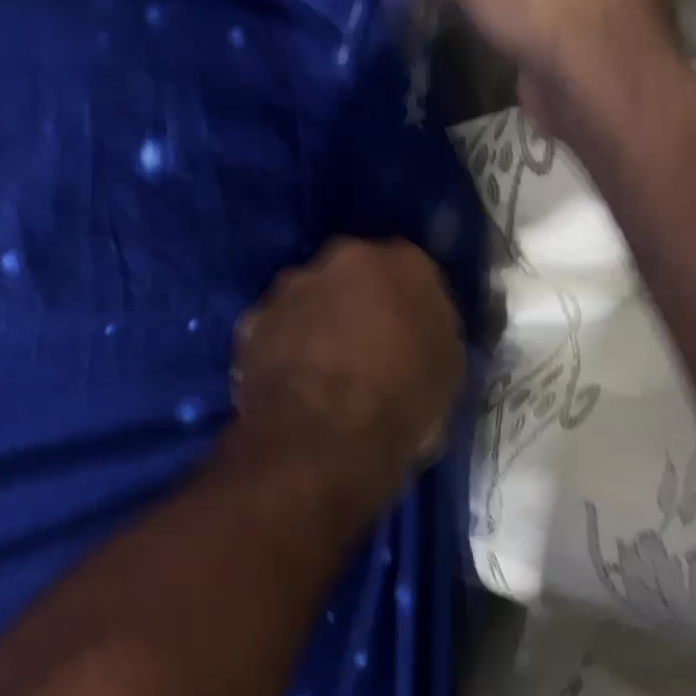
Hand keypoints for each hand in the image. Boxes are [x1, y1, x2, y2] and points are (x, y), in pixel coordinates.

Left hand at [228, 240, 464, 506]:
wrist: (321, 436)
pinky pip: (271, 328)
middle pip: (349, 275)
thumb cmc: (402, 406)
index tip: (405, 331)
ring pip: (304, 298)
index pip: (408, 269)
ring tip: (318, 370)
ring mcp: (287, 288)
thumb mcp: (446, 370)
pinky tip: (285, 381)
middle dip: (351, 302)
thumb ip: (425, 331)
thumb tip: (408, 330)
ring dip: (310, 322)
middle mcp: (338, 260)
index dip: (404, 302)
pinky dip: (278, 346)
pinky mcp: (249, 319)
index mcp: (401, 264)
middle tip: (360, 346)